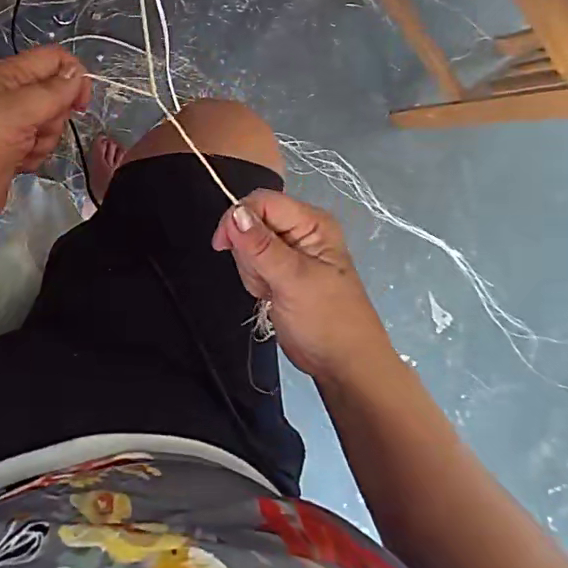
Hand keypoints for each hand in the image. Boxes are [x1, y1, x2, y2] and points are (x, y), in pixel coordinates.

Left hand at [0, 45, 89, 240]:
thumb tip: (79, 74)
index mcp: (8, 75)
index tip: (80, 102)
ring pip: (53, 120)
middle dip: (56, 114)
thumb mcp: (19, 111)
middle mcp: (11, 94)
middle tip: (37, 128)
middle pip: (57, 92)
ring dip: (46, 138)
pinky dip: (37, 154)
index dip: (72, 75)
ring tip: (24, 149)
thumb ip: (54, 90)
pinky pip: (43, 143)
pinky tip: (21, 163)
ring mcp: (13, 123)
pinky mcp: (16, 148)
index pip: (53, 59)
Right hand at [211, 189, 394, 380]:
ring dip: (250, 268)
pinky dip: (253, 278)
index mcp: (312, 222)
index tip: (224, 245)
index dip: (239, 217)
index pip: (262, 201)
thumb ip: (261, 246)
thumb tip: (235, 212)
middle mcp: (300, 230)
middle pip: (252, 220)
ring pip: (247, 242)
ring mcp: (290, 250)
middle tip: (265, 278)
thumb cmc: (328, 321)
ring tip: (271, 290)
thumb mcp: (294, 280)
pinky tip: (269, 295)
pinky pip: (251, 261)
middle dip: (248, 250)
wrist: (343, 365)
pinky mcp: (280, 269)